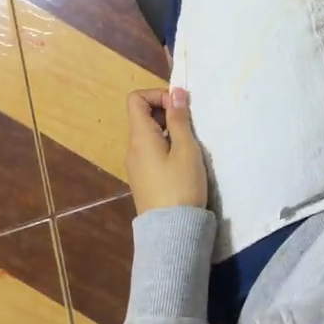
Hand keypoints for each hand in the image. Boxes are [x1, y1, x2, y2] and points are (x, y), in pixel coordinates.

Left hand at [126, 87, 207, 214]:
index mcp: (140, 137)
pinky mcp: (143, 178)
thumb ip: (180, 119)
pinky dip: (166, 146)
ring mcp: (136, 165)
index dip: (157, 95)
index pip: (136, 99)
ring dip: (168, 130)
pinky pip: (151, 151)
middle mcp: (133, 148)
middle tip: (190, 124)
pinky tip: (183, 161)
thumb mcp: (186, 148)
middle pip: (142, 115)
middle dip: (166, 112)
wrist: (172, 232)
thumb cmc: (181, 185)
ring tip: (189, 144)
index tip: (179, 107)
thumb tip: (176, 92)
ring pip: (149, 134)